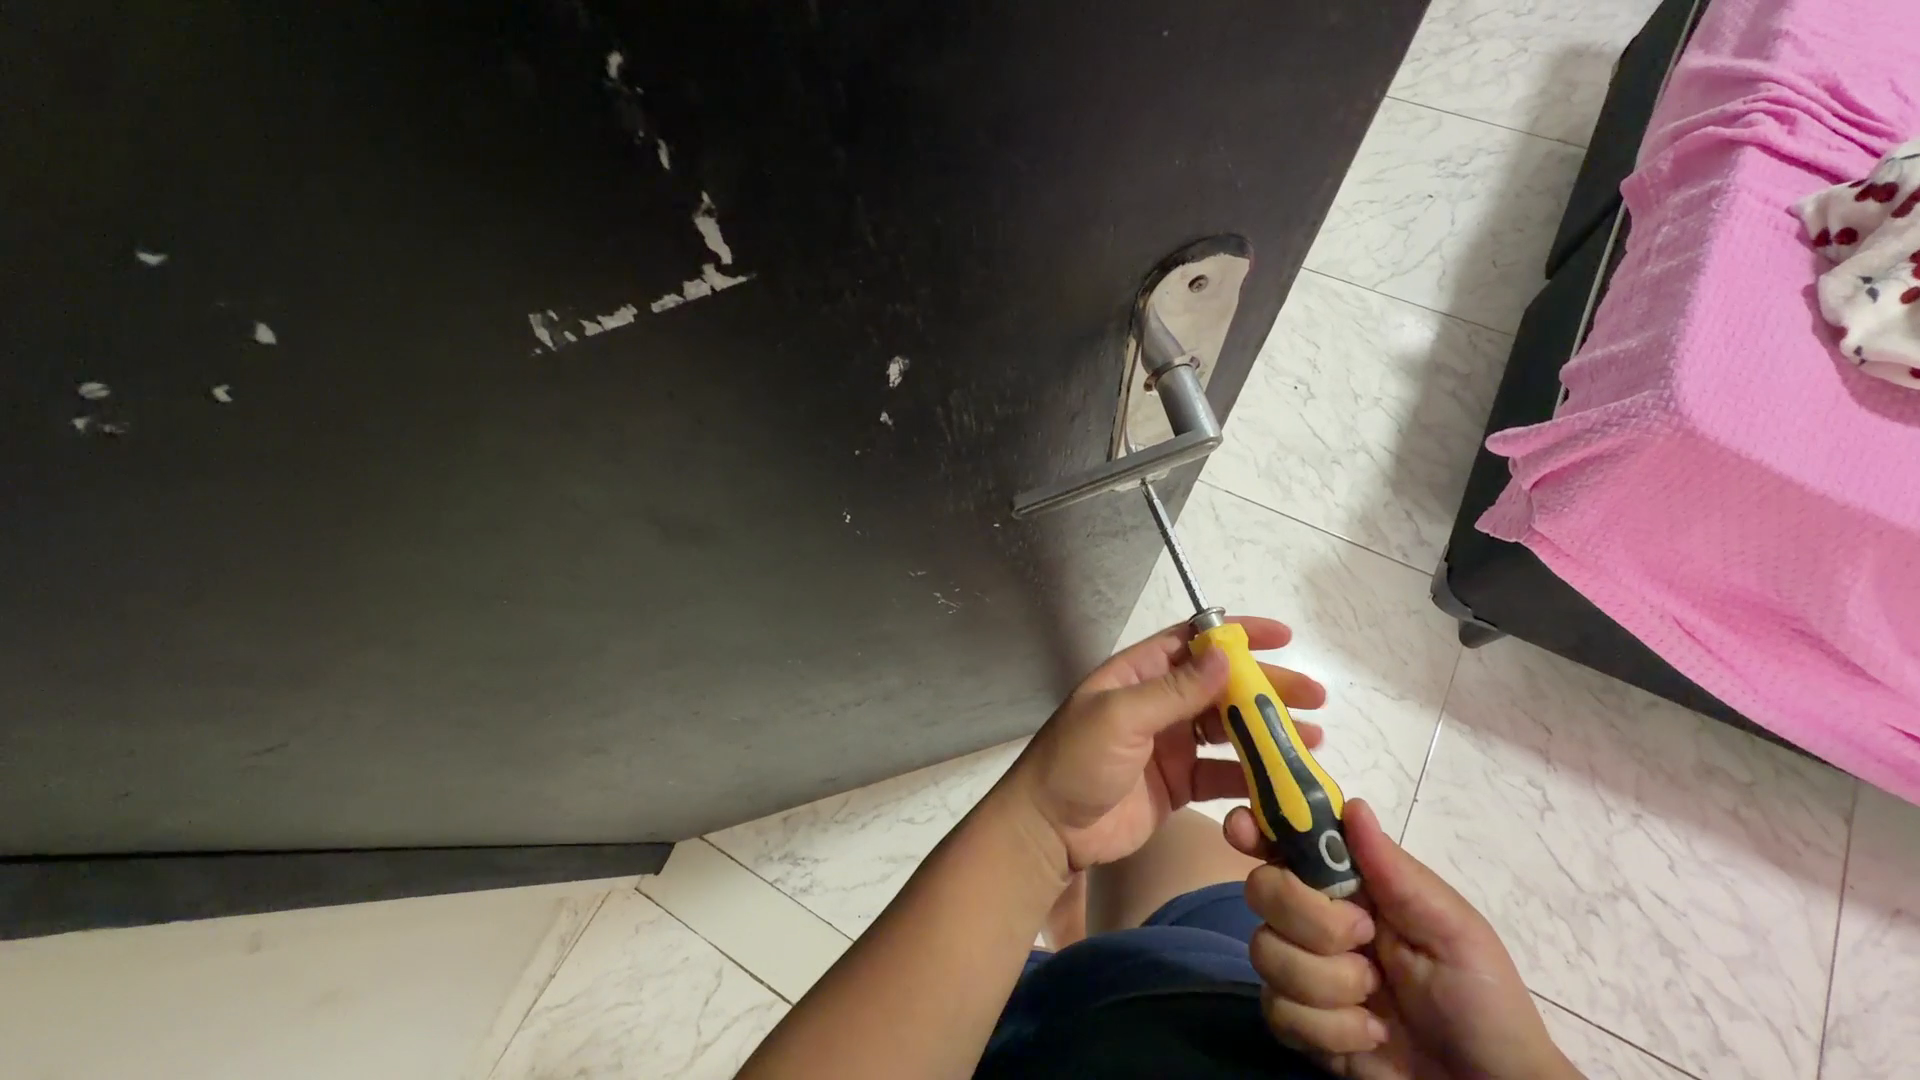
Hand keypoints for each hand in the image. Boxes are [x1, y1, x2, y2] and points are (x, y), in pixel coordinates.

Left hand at [1001, 618, 1325, 874]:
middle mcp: (1157, 703)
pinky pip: (1223, 774)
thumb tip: (1225, 654)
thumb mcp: (1121, 717)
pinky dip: (1252, 776)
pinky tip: (1284, 781)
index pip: (1192, 642)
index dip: (1235, 636)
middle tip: (1313, 697)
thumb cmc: (1077, 761)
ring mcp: (1169, 744)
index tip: (1281, 637)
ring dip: (1267, 731)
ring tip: (1312, 738)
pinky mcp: (1178, 783)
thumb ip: (1175, 690)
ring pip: (1228, 730)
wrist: (1051, 829)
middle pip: (1220, 686)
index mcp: (1138, 675)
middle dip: (1266, 687)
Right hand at [1225, 800, 1577, 1079]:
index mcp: (1349, 885)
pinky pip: (1278, 1011)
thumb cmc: (1482, 996)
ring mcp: (1300, 970)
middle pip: (1261, 889)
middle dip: (1311, 920)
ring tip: (1377, 1002)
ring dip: (1329, 984)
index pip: (1285, 841)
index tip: (1242, 832)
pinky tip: (1368, 1034)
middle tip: (1364, 940)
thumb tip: (1352, 805)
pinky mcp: (1297, 1023)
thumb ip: (1396, 872)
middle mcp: (1313, 919)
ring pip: (1265, 952)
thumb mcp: (1452, 928)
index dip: (1256, 829)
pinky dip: (1331, 1030)